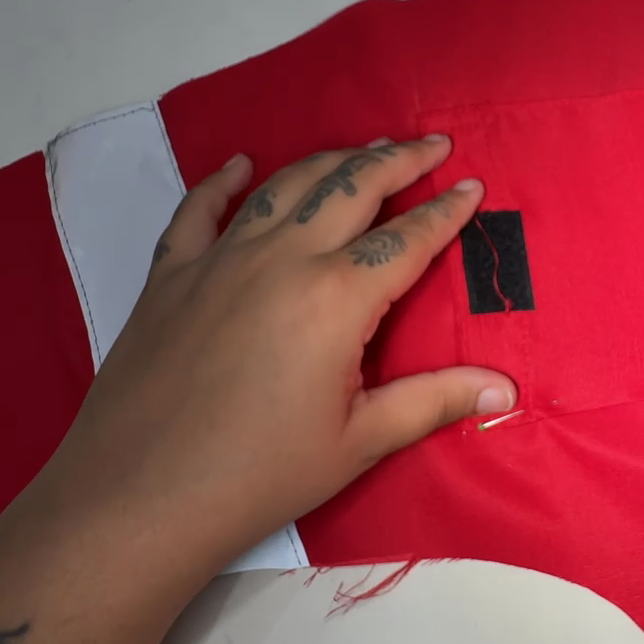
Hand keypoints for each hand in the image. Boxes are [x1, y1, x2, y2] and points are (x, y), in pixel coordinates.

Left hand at [0, 137, 513, 643]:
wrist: (134, 500)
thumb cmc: (260, 474)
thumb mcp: (361, 440)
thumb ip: (436, 400)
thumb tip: (509, 388)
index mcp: (335, 297)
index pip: (406, 239)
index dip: (446, 211)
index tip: (473, 184)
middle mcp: (282, 259)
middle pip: (350, 188)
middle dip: (398, 160)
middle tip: (431, 143)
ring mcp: (219, 260)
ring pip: (285, 186)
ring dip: (332, 160)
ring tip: (365, 147)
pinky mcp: (171, 274)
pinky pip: (198, 209)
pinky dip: (221, 180)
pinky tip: (239, 162)